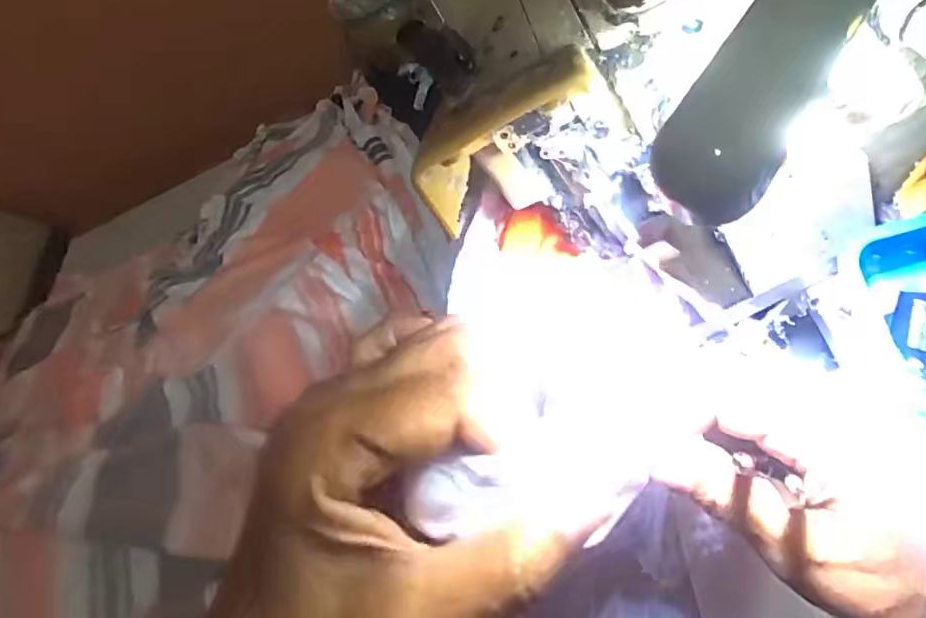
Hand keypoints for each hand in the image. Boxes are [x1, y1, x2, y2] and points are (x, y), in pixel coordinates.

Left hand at [213, 317, 597, 617]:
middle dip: (497, 384)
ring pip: (426, 335)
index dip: (502, 421)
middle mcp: (328, 392)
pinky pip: (403, 346)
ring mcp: (330, 389)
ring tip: (505, 419)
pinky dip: (445, 362)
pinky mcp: (340, 399)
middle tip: (530, 437)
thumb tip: (597, 495)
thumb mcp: (422, 610)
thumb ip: (511, 557)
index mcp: (331, 435)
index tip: (533, 473)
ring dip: (477, 368)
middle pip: (440, 346)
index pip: (445, 388)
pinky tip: (466, 401)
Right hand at [656, 414, 925, 617]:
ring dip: (697, 435)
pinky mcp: (802, 450)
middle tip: (644, 445)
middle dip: (683, 421)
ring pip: (735, 418)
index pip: (727, 401)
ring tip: (660, 452)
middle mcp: (805, 413)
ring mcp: (805, 430)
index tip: (642, 437)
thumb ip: (728, 497)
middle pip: (728, 401)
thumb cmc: (873, 578)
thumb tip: (660, 456)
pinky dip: (720, 451)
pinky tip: (697, 466)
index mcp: (810, 425)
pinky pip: (749, 438)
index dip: (680, 414)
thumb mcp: (794, 545)